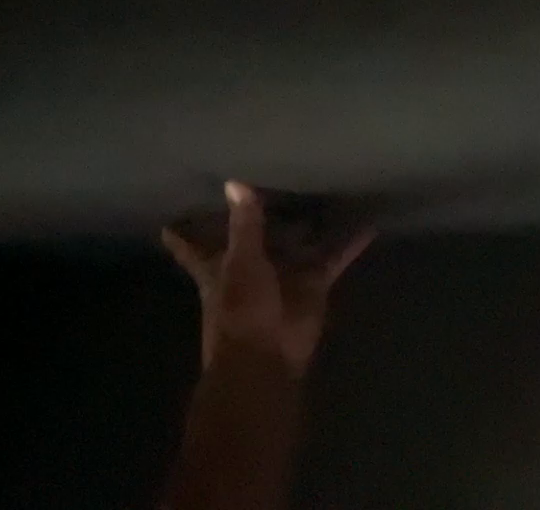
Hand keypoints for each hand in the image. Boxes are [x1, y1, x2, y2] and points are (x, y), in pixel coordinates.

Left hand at [163, 181, 374, 376]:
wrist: (267, 357)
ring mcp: (285, 276)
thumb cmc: (240, 311)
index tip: (169, 223)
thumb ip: (245, 225)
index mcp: (221, 268)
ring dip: (313, 226)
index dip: (183, 238)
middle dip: (265, 217)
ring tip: (331, 190)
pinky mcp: (313, 285)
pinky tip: (370, 225)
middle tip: (276, 181)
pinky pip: (335, 259)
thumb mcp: (240, 264)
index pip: (196, 249)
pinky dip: (351, 244)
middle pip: (257, 238)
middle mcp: (253, 268)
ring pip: (299, 245)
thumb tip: (235, 183)